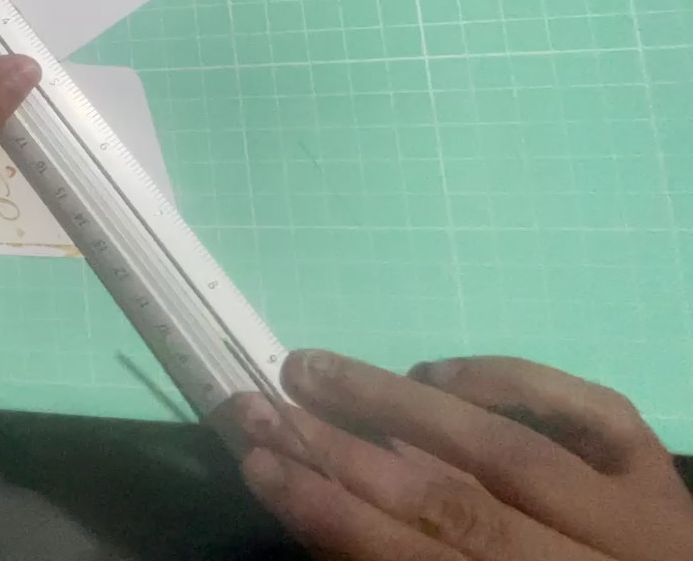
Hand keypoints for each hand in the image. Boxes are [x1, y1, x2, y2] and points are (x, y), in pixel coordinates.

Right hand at [230, 350, 692, 560]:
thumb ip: (375, 555)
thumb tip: (292, 481)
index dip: (331, 511)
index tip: (255, 462)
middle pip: (458, 506)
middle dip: (339, 452)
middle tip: (256, 407)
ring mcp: (651, 524)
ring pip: (512, 452)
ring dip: (391, 400)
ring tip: (308, 367)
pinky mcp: (660, 477)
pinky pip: (595, 412)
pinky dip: (510, 380)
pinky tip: (437, 371)